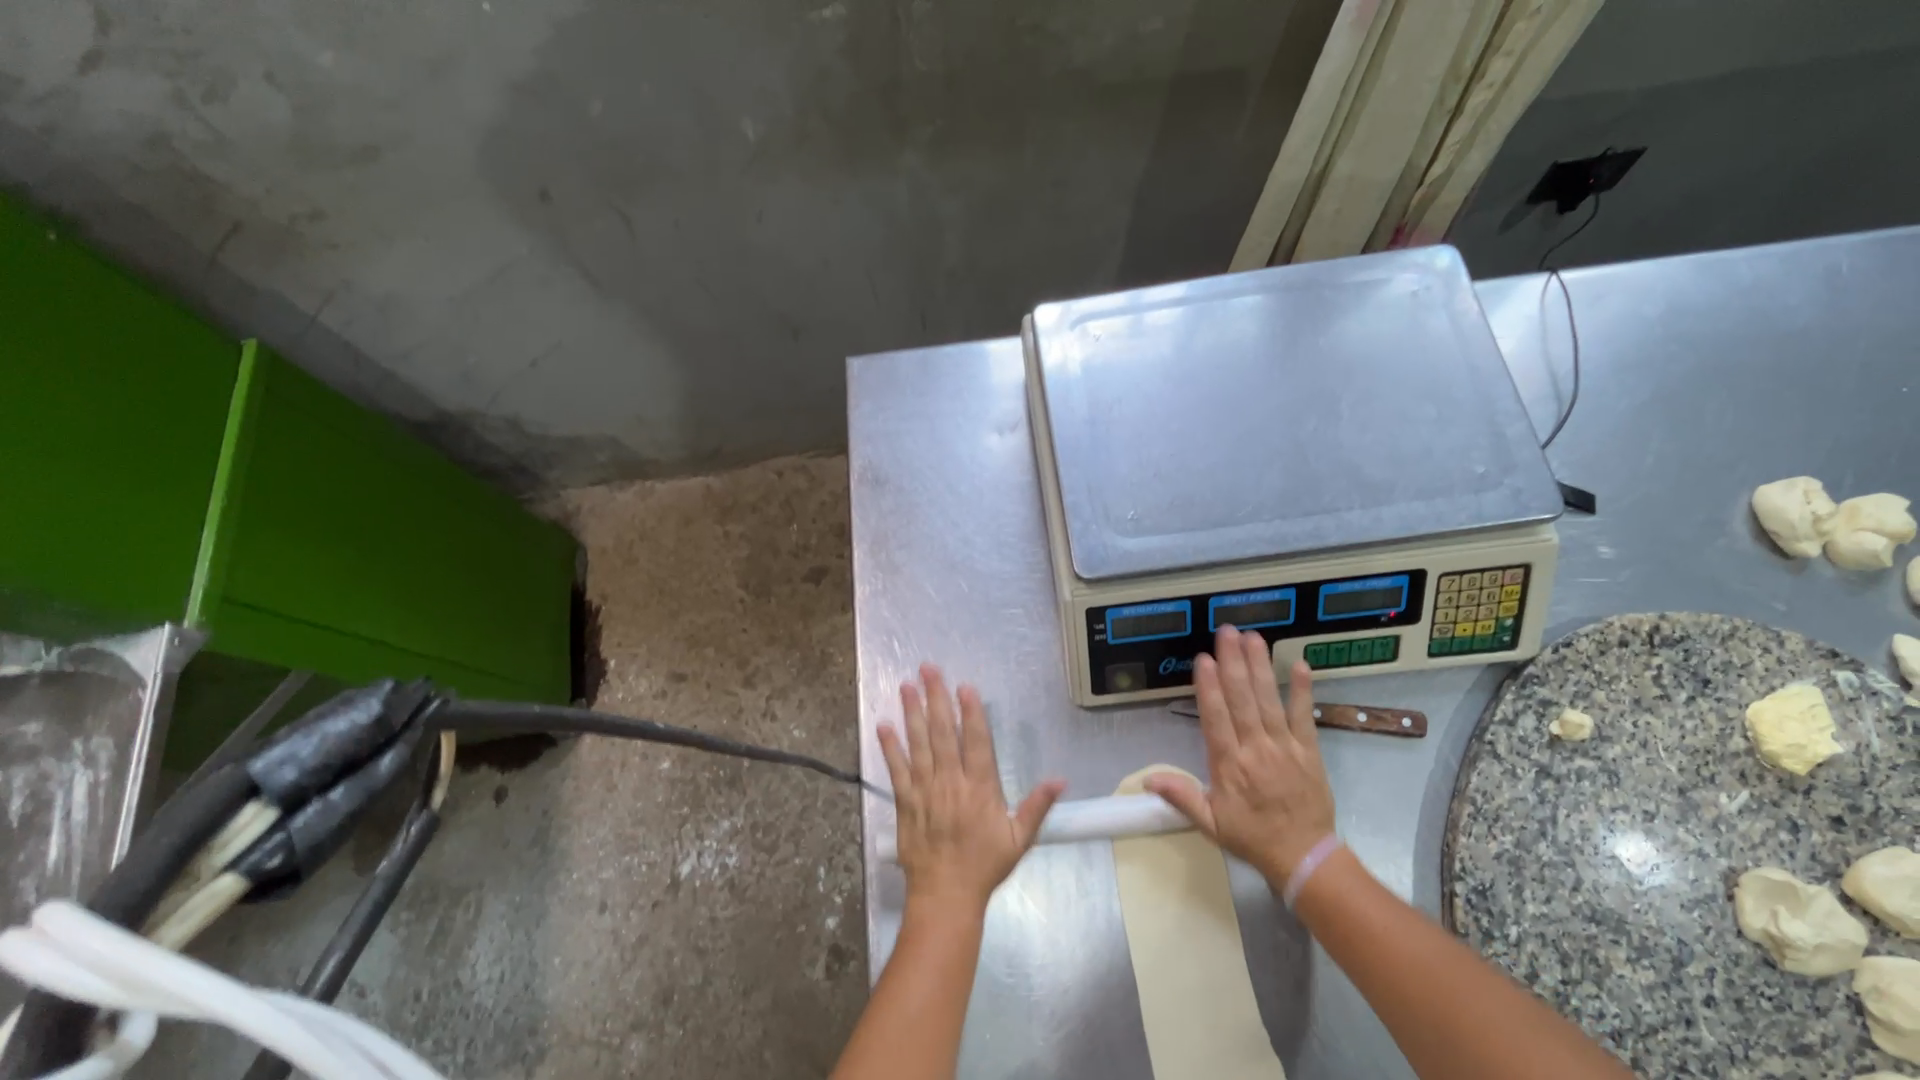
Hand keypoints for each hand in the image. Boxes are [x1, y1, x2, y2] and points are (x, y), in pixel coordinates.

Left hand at [878, 664, 1066, 911]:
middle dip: (936, 698)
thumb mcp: (1019, 840)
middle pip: (943, 733)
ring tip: (906, 685)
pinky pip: (896, 770)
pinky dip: (890, 747)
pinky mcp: (905, 802)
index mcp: (980, 789)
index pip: (976, 741)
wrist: (946, 895)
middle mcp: (951, 783)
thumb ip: (1037, 806)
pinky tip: (883, 725)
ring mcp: (925, 791)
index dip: (971, 712)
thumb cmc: (984, 866)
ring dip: (912, 713)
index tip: (965, 687)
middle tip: (928, 669)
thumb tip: (1060, 780)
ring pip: (919, 744)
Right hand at [1145, 626, 1336, 888]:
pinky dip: (1302, 690)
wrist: (1304, 856)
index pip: (1216, 718)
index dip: (1209, 687)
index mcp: (1229, 766)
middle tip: (1227, 632)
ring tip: (1253, 637)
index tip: (1203, 659)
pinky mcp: (1309, 750)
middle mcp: (1256, 750)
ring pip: (1269, 701)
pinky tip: (1299, 665)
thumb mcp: (1210, 824)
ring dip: (1260, 667)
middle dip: (1233, 663)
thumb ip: (1182, 797)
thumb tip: (1148, 780)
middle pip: (1242, 700)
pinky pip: (1305, 716)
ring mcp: (1285, 747)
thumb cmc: (1252, 838)